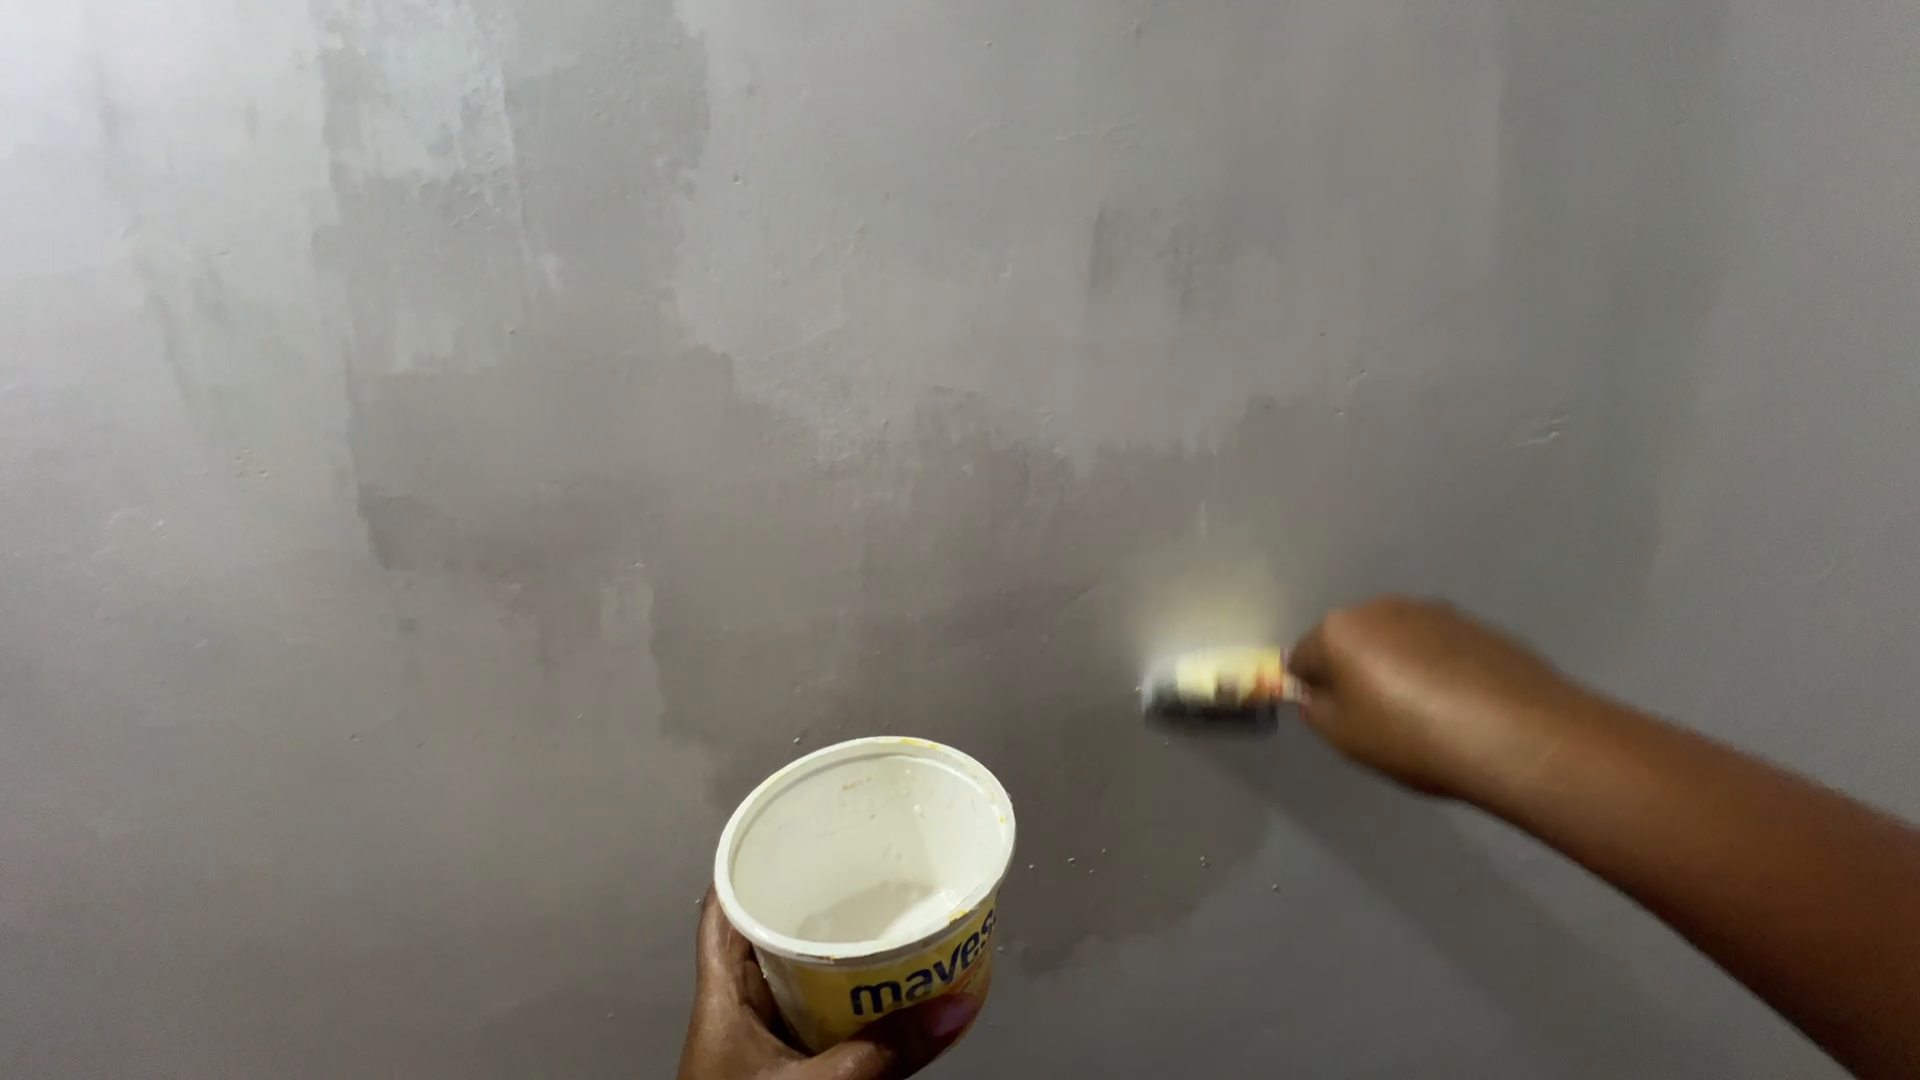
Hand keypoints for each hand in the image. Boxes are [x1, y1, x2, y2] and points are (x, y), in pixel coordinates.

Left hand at [677, 888, 979, 1079]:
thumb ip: (886, 1051)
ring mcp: (757, 1035)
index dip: (746, 860)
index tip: (790, 829)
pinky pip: (810, 1007)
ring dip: (825, 943)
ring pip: (788, 969)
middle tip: (855, 865)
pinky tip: (876, 981)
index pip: (720, 907)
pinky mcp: (781, 1062)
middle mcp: (735, 1005)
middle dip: (805, 895)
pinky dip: (840, 989)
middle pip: (760, 928)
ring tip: (874, 909)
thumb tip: (960, 1001)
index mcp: (722, 994)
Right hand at [1286, 597, 1588, 797]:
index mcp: (1337, 630)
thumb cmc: (1412, 736)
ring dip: (1398, 668)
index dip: (1313, 691)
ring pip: (1395, 642)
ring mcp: (1432, 612)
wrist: (1521, 736)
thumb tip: (1317, 696)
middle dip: (1356, 672)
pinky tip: (1461, 706)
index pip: (1301, 657)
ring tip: (1426, 714)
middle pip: (1350, 642)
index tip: (1338, 720)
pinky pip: (1438, 648)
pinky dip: (1438, 670)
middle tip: (1380, 717)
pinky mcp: (1477, 626)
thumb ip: (1316, 710)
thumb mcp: (1344, 738)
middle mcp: (1379, 608)